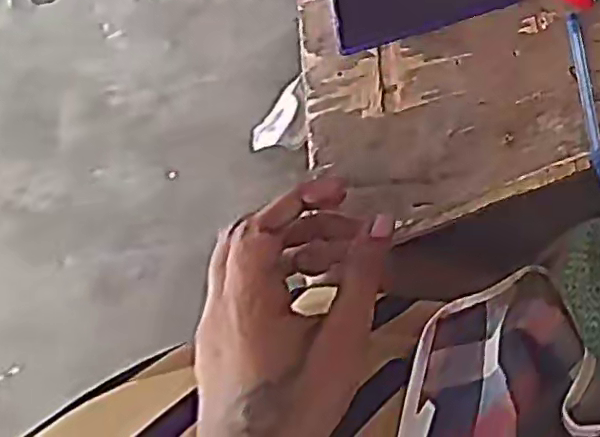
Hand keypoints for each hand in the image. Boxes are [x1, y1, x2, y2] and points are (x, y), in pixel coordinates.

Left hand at [195, 178, 394, 436]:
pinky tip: (321, 280)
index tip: (337, 190)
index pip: (258, 228)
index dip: (298, 198)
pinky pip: (250, 284)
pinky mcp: (226, 341)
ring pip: (247, 259)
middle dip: (298, 214)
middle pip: (246, 236)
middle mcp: (222, 310)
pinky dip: (286, 266)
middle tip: (340, 210)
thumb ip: (363, 272)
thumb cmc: (295, 408)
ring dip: (296, 241)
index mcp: (245, 303)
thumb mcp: (344, 335)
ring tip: (342, 249)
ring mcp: (219, 327)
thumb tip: (380, 224)